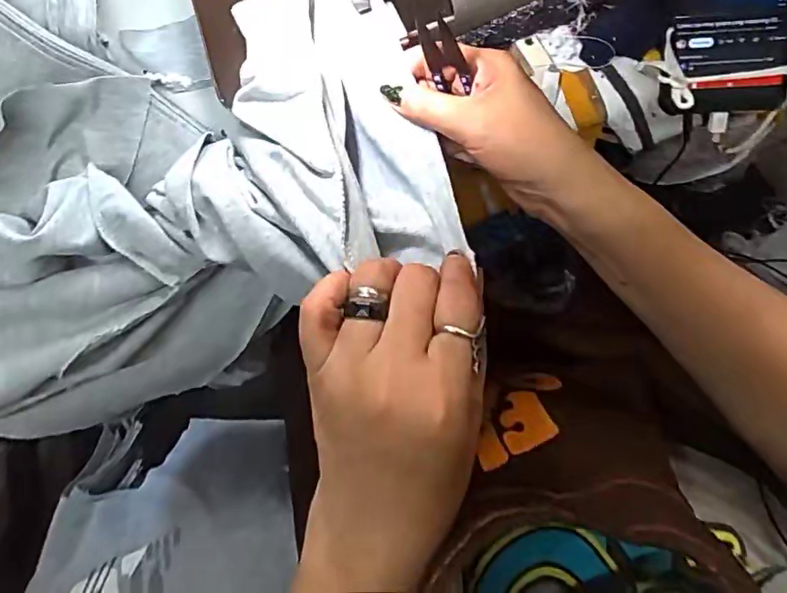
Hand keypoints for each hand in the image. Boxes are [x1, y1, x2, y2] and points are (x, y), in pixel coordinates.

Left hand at [294, 256, 484, 592]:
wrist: (370, 520)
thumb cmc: (434, 476)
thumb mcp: (471, 417)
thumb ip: (471, 348)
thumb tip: (468, 276)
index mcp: (443, 391)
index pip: (456, 304)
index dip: (461, 275)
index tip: (458, 265)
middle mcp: (394, 370)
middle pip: (415, 282)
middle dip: (428, 280)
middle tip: (427, 299)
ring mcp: (347, 365)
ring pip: (370, 281)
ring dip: (388, 279)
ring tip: (393, 298)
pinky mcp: (314, 367)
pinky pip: (316, 304)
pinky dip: (334, 287)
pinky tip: (352, 293)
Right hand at [394, 46, 614, 219]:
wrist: (558, 186)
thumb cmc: (521, 142)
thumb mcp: (467, 120)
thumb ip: (425, 104)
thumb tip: (391, 93)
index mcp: (487, 63)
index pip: (439, 53)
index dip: (416, 68)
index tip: (395, 88)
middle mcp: (485, 81)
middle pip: (438, 82)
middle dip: (428, 103)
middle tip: (427, 120)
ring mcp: (485, 109)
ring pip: (443, 110)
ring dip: (440, 127)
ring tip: (453, 140)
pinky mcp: (484, 134)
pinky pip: (453, 131)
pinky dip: (452, 142)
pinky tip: (464, 153)